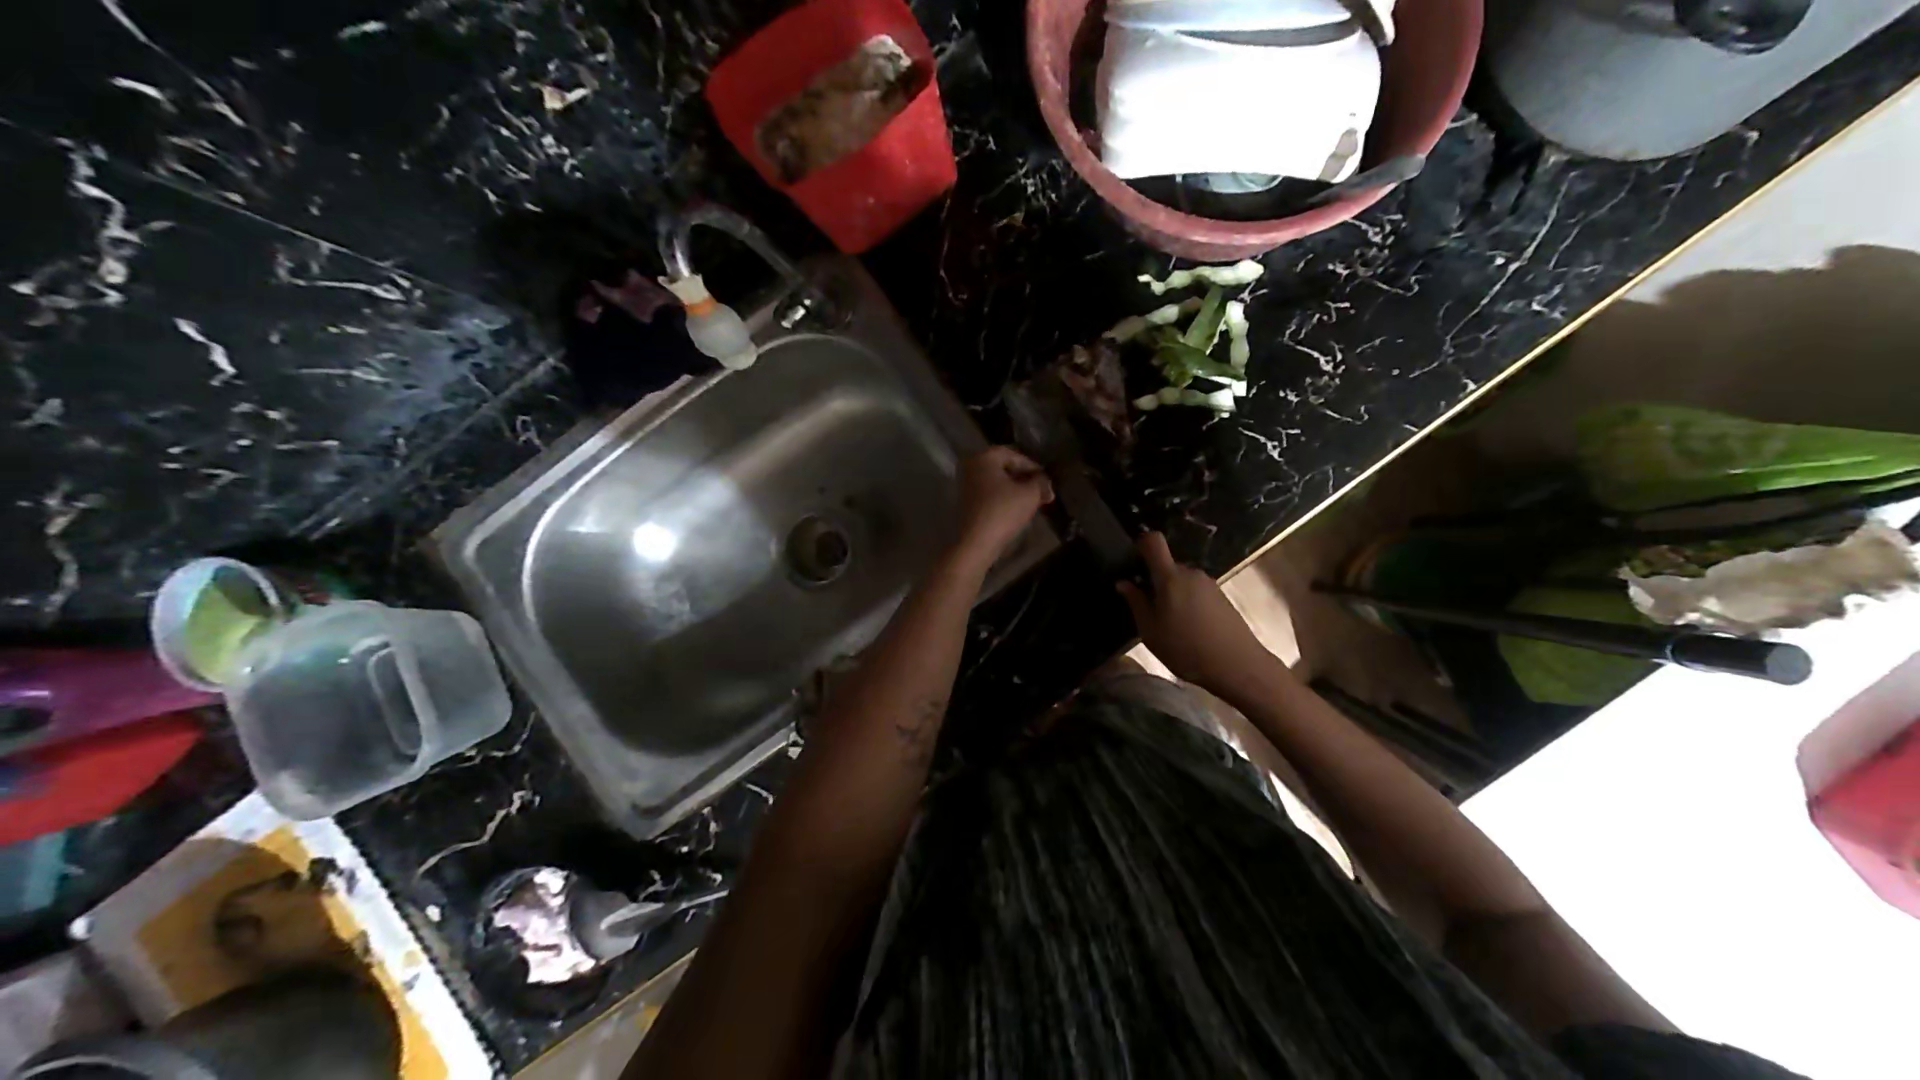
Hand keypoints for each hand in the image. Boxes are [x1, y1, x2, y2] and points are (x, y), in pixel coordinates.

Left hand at [954, 447, 1052, 566]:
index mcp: (984, 458)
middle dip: (1024, 478)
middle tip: (1041, 489)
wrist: (977, 542)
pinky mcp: (966, 503)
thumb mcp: (1030, 494)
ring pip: (996, 482)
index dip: (1032, 466)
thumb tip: (1045, 483)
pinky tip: (1016, 508)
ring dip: (1015, 489)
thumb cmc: (1004, 511)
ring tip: (1032, 500)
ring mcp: (966, 486)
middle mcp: (971, 467)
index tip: (1045, 479)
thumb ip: (1041, 483)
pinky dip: (1003, 497)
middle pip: (1003, 468)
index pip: (1013, 455)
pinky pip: (989, 494)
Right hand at [1117, 532, 1275, 697]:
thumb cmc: (1186, 649)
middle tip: (1148, 608)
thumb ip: (1136, 603)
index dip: (1141, 544)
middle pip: (1167, 565)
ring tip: (1169, 624)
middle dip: (1155, 580)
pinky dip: (1187, 602)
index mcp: (1170, 578)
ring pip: (1182, 580)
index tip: (1133, 561)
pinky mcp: (1221, 597)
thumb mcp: (1151, 631)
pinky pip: (1196, 591)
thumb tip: (1123, 583)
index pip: (1154, 542)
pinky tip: (1189, 628)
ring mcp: (1209, 584)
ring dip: (1172, 594)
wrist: (1238, 665)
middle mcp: (1191, 574)